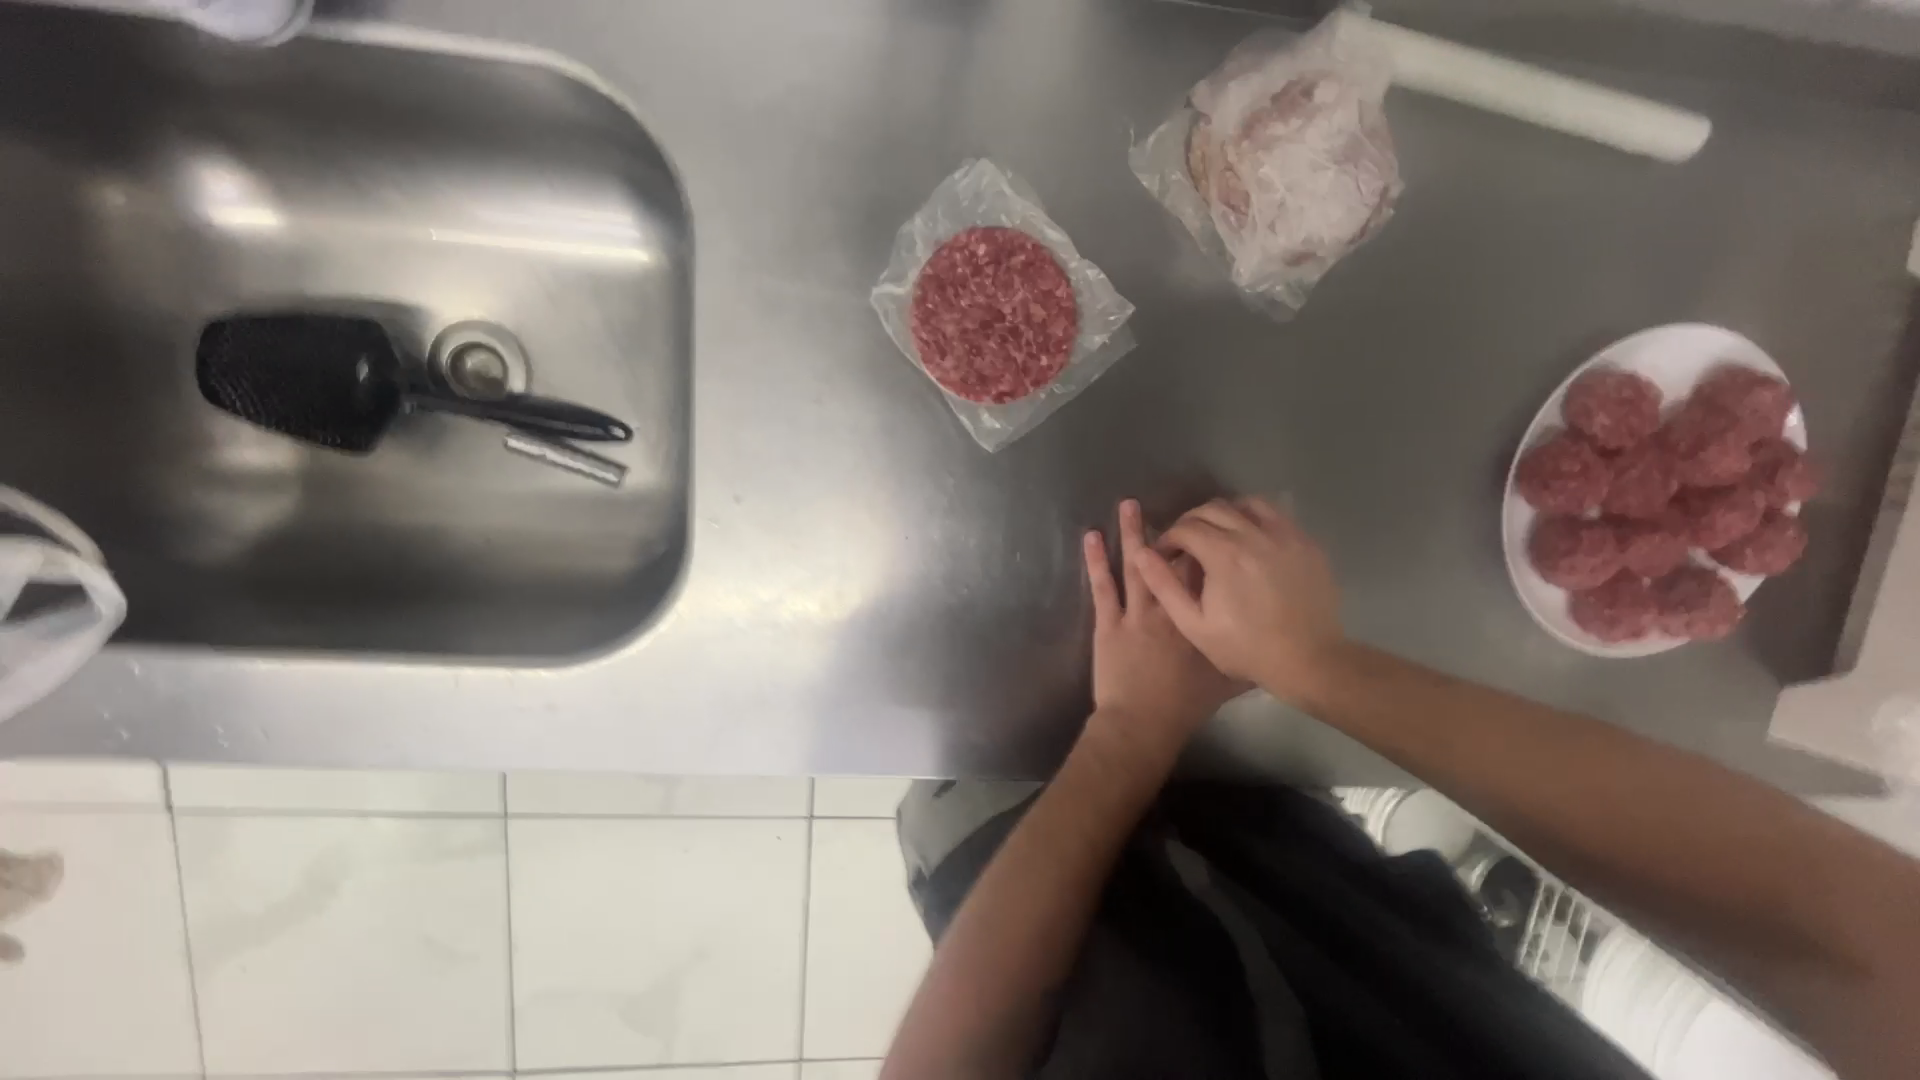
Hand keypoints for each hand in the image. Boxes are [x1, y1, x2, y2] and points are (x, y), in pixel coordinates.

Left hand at [1083, 500, 1245, 762]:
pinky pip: (1102, 586)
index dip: (1207, 551)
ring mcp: (1136, 615)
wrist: (1143, 723)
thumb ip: (1245, 659)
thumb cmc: (1185, 706)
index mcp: (1198, 621)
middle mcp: (1169, 610)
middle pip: (1172, 563)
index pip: (1206, 577)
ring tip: (1128, 504)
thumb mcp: (1227, 683)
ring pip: (1135, 566)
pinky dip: (1096, 561)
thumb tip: (1266, 645)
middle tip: (1174, 504)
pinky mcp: (1108, 623)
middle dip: (1174, 532)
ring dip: (1132, 534)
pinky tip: (1092, 536)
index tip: (1210, 527)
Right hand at [1130, 496, 1344, 702]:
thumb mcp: (1194, 625)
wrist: (1308, 660)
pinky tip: (1251, 543)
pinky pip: (1276, 516)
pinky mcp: (1306, 543)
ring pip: (1247, 504)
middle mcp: (1255, 535)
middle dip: (1190, 523)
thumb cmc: (1245, 648)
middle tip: (1186, 546)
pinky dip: (1255, 520)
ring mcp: (1285, 536)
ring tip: (1219, 537)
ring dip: (1225, 514)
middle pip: (1212, 508)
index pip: (1185, 527)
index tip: (1164, 556)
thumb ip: (1164, 586)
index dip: (1168, 539)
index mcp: (1224, 555)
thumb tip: (1141, 553)